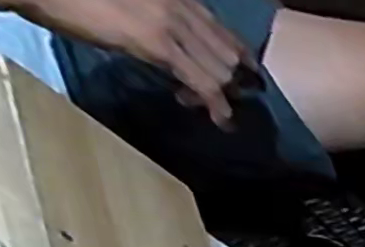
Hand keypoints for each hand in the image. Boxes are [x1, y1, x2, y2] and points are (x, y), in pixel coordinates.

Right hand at [13, 0, 251, 125]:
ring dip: (219, 93)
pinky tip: (218, 118)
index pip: (218, 27)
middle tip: (214, 93)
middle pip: (228, 52)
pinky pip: (205, 83)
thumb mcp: (126, 4)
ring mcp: (169, 21)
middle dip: (229, 78)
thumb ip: (156, 19)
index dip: (235, 55)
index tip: (238, 75)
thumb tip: (176, 49)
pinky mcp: (159, 43)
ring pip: (222, 70)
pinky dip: (217, 106)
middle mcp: (175, 2)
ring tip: (198, 101)